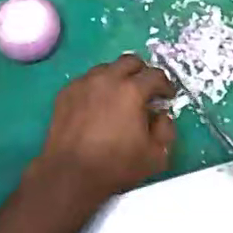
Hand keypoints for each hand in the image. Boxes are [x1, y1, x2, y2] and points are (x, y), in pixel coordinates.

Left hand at [29, 54, 174, 204]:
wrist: (71, 171)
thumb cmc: (116, 164)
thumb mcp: (155, 154)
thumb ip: (166, 129)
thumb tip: (161, 114)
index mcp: (131, 90)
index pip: (155, 75)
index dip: (166, 85)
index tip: (167, 96)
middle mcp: (106, 79)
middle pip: (129, 61)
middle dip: (141, 72)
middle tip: (145, 90)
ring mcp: (83, 83)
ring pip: (105, 69)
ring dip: (117, 78)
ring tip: (119, 97)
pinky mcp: (65, 92)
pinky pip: (86, 81)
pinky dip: (97, 87)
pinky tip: (97, 105)